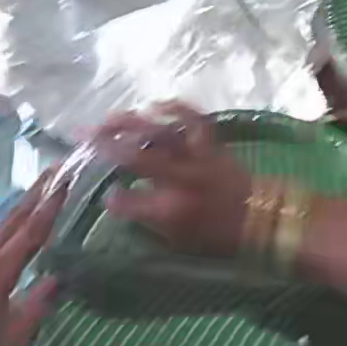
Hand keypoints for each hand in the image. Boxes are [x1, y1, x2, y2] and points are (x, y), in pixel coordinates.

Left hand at [0, 177, 61, 345]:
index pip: (30, 233)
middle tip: (51, 173)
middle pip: (7, 224)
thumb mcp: (13, 341)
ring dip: (9, 227)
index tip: (63, 180)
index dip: (49, 206)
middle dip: (31, 197)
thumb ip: (37, 304)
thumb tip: (56, 279)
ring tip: (27, 214)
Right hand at [89, 103, 251, 256]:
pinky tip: (156, 104)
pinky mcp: (212, 146)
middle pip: (137, 157)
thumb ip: (146, 220)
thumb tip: (115, 200)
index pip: (130, 202)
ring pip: (160, 133)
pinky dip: (176, 109)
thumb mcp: (179, 240)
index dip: (113, 198)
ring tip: (109, 118)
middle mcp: (182, 180)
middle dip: (106, 144)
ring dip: (131, 123)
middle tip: (83, 136)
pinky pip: (194, 120)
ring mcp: (198, 158)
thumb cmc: (218, 235)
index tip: (102, 195)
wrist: (263, 218)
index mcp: (172, 210)